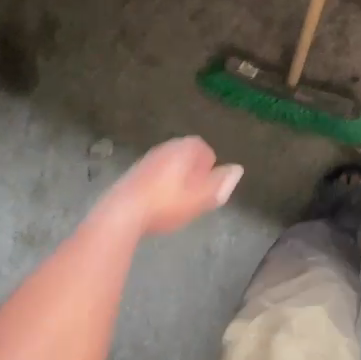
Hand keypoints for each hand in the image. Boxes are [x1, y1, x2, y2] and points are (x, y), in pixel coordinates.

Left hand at [96, 136, 243, 235]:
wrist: (123, 212)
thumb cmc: (167, 204)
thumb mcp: (201, 197)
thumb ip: (221, 182)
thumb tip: (237, 169)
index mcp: (184, 148)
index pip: (205, 150)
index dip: (209, 170)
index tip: (206, 190)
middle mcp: (165, 147)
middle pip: (187, 157)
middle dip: (193, 175)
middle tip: (194, 198)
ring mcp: (147, 159)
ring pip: (170, 167)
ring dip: (176, 181)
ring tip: (176, 204)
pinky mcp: (133, 173)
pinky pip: (154, 177)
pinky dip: (160, 187)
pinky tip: (157, 206)